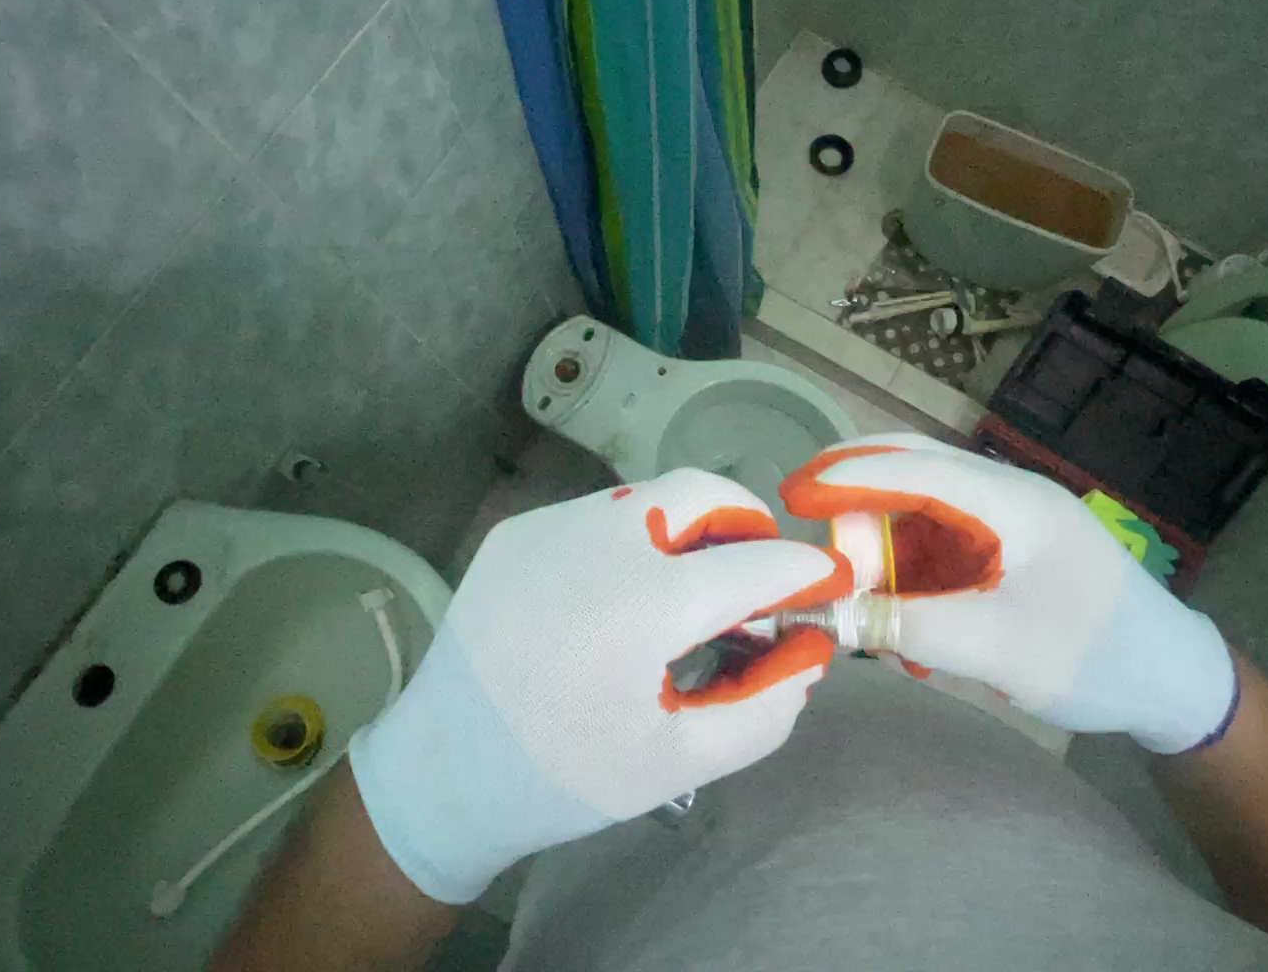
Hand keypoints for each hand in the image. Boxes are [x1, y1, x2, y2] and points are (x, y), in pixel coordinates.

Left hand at [349, 470, 851, 902]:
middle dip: (749, 522)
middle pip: (703, 491)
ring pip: (654, 497)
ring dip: (694, 529)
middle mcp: (594, 542)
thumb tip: (811, 652)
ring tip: (694, 588)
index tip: (828, 581)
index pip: (754, 564)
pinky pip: (605, 515)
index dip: (804, 571)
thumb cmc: (565, 777)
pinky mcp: (518, 531)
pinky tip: (627, 594)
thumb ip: (765, 706)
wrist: (438, 774)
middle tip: (761, 572)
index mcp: (638, 606)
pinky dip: (641, 539)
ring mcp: (548, 527)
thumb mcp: (679, 762)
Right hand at [781, 434, 1235, 752]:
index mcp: (1013, 501)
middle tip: (809, 529)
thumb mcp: (1002, 649)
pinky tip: (902, 623)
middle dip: (854, 497)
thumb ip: (913, 626)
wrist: (1172, 681)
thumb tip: (833, 611)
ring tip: (864, 606)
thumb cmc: (1096, 658)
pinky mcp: (999, 550)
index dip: (848, 477)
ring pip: (914, 513)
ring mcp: (1002, 522)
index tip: (791, 493)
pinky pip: (933, 548)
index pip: (916, 469)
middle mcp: (1003, 496)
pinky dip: (905, 577)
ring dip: (879, 551)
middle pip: (911, 471)